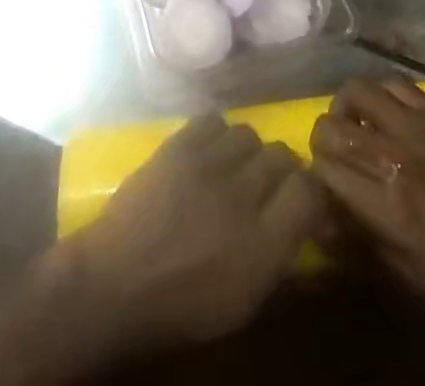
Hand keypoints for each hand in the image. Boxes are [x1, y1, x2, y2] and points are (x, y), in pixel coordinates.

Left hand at [64, 115, 324, 348]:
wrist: (113, 284)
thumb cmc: (181, 305)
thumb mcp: (243, 303)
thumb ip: (278, 257)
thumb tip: (299, 221)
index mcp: (265, 243)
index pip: (311, 190)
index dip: (310, 189)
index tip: (300, 196)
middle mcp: (243, 197)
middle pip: (282, 155)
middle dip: (280, 168)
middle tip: (264, 183)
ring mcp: (208, 166)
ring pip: (249, 133)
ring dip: (247, 151)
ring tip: (232, 166)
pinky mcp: (177, 147)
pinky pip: (212, 120)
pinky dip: (215, 134)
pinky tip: (206, 152)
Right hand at [309, 78, 424, 329]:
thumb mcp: (412, 275)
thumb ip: (362, 242)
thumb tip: (324, 214)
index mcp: (389, 208)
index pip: (326, 170)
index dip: (314, 172)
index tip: (321, 179)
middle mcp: (398, 159)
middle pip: (333, 128)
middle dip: (321, 137)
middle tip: (331, 149)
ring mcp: (421, 127)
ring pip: (358, 91)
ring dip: (345, 105)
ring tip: (353, 120)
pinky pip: (395, 83)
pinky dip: (379, 92)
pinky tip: (385, 110)